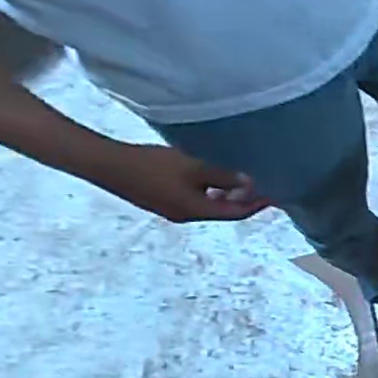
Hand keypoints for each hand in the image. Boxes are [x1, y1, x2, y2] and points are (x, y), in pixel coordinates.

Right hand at [90, 143, 269, 222]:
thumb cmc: (151, 165)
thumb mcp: (194, 168)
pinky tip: (213, 179)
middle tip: (262, 187)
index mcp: (196, 211)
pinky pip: (194, 200)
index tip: (275, 196)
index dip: (257, 205)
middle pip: (224, 211)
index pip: (236, 213)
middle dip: (244, 201)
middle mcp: (185, 216)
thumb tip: (249, 183)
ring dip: (227, 196)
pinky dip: (210, 192)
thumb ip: (225, 177)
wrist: (102, 162)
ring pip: (209, 205)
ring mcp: (170, 210)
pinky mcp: (160, 200)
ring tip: (242, 181)